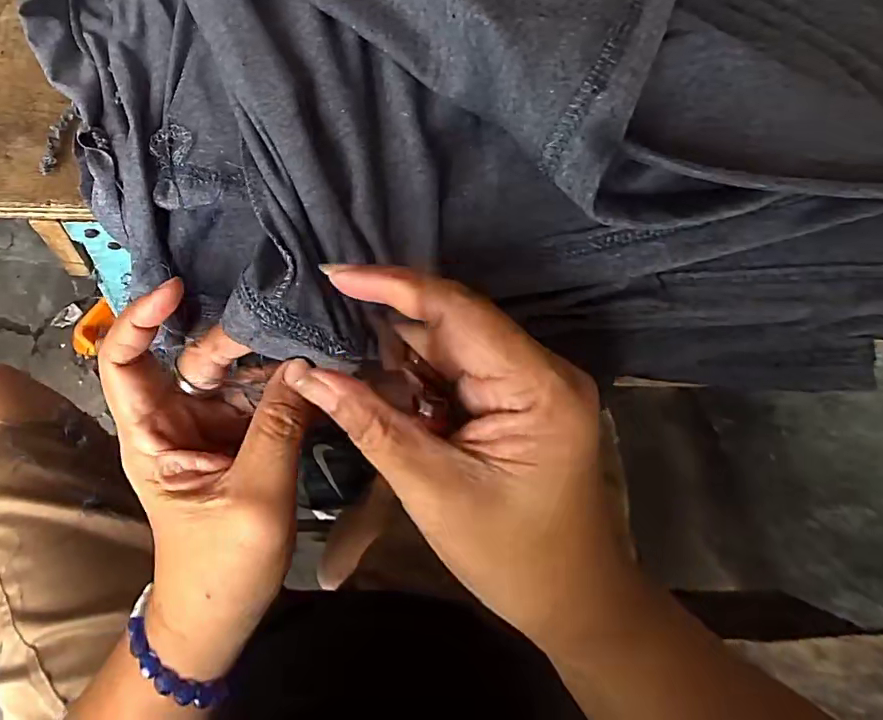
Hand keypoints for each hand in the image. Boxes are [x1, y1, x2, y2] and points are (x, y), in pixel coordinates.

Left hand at [97, 279, 314, 678]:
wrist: (219, 618)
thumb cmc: (217, 569)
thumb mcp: (253, 500)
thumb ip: (278, 429)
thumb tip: (303, 366)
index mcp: (148, 432)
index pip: (122, 359)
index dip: (139, 318)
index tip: (176, 290)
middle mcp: (170, 417)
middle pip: (188, 356)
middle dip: (229, 338)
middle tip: (278, 324)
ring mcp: (204, 423)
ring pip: (227, 370)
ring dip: (263, 356)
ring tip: (307, 339)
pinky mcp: (234, 433)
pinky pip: (255, 393)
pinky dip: (282, 381)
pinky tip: (314, 367)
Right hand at [282, 265, 641, 648]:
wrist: (574, 605)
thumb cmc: (513, 557)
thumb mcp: (432, 489)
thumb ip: (369, 423)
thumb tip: (308, 375)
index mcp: (535, 386)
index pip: (457, 309)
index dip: (392, 285)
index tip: (335, 276)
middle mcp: (534, 368)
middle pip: (446, 321)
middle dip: (382, 320)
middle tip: (320, 316)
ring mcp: (523, 380)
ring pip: (441, 341)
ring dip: (390, 350)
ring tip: (335, 349)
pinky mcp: (507, 394)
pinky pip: (446, 365)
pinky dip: (406, 373)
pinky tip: (371, 381)